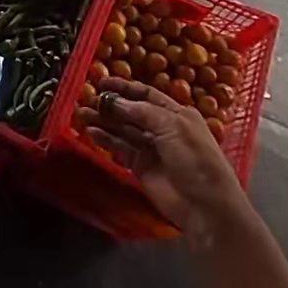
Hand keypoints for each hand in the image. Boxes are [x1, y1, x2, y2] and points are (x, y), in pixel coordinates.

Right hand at [76, 77, 249, 234]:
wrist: (205, 206)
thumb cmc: (195, 159)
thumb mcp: (173, 127)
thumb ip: (142, 112)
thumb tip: (115, 101)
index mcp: (176, 113)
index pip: (146, 94)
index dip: (125, 88)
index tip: (102, 82)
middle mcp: (162, 127)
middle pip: (131, 111)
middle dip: (110, 104)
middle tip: (86, 98)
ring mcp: (151, 147)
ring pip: (122, 129)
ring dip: (103, 120)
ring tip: (81, 113)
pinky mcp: (140, 166)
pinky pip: (120, 148)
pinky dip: (106, 139)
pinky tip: (91, 132)